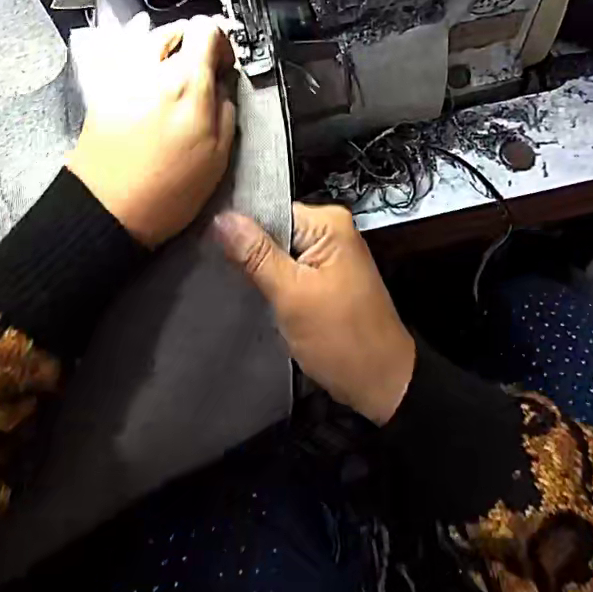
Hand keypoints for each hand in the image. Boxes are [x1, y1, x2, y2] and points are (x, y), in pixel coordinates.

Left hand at [68, 15, 236, 246]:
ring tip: (173, 72)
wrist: (106, 210)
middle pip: (176, 29)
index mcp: (188, 85)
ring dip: (166, 46)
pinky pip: (124, 56)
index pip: (206, 30)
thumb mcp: (217, 156)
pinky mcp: (102, 89)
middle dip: (193, 42)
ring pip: (148, 38)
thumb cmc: (166, 191)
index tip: (223, 62)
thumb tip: (222, 87)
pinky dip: (141, 58)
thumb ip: (226, 111)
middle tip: (201, 67)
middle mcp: (153, 71)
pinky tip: (149, 79)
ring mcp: (123, 77)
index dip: (220, 40)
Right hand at [214, 203, 415, 424]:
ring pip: (279, 249)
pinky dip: (274, 280)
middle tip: (220, 267)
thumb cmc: (342, 339)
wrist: (381, 383)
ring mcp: (330, 253)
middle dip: (249, 249)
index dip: (241, 226)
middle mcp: (332, 229)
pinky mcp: (326, 275)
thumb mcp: (291, 295)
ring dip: (259, 266)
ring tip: (236, 281)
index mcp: (329, 222)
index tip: (211, 241)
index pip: (270, 208)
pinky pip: (290, 267)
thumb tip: (222, 218)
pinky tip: (257, 293)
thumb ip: (256, 254)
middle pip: (274, 227)